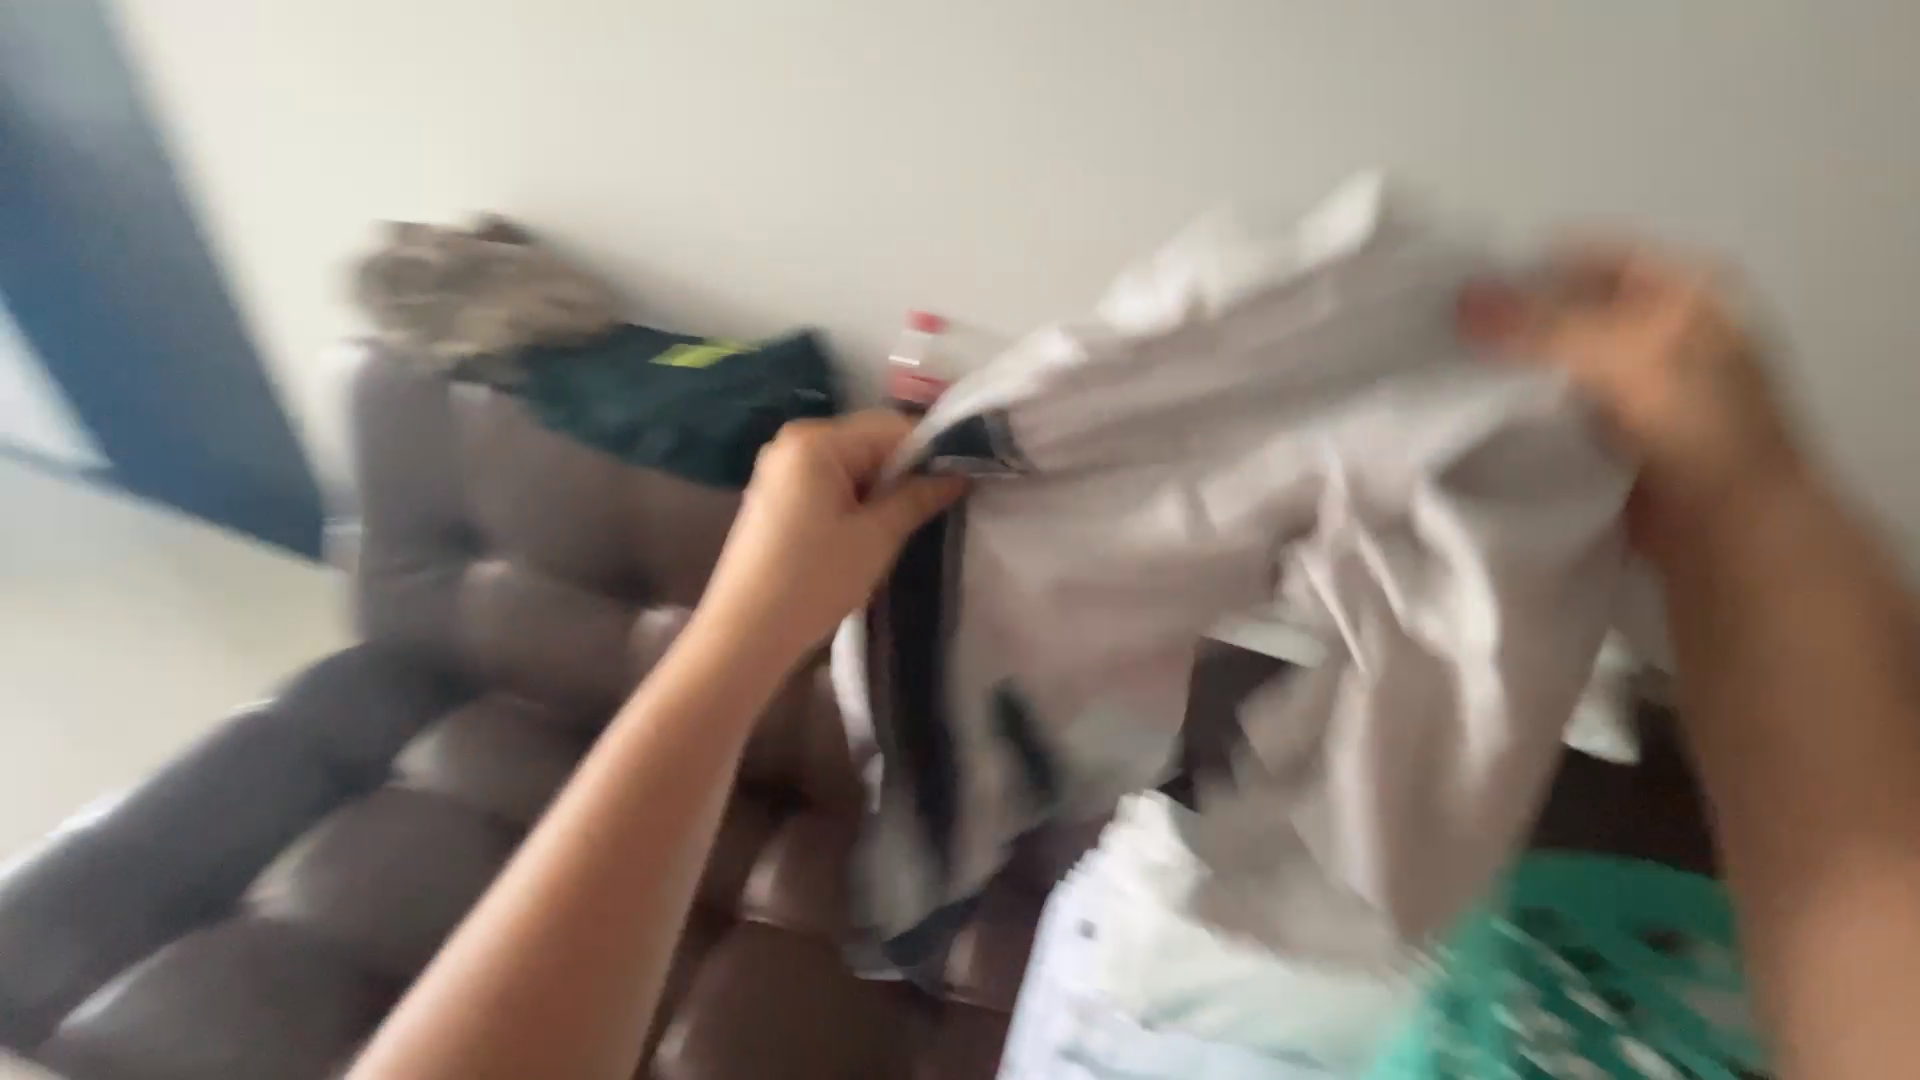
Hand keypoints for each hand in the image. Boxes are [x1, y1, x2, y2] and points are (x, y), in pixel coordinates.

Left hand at [690, 410, 966, 665]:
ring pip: (850, 464)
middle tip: (935, 505)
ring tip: (902, 523)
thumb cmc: (814, 580)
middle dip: (904, 470)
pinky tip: (866, 530)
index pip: (891, 427)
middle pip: (868, 441)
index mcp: (816, 441)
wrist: (747, 633)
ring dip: (880, 487)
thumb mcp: (877, 537)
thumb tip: (958, 475)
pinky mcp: (775, 494)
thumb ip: (918, 497)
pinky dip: (854, 498)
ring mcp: (779, 468)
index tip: (960, 479)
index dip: (931, 450)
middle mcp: (793, 442)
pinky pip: (828, 481)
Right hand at [1459, 239, 1810, 554]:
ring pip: (1535, 358)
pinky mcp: (1586, 427)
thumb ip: (1544, 327)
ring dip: (1491, 367)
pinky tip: (1457, 408)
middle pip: (1549, 309)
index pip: (1575, 257)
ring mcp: (1613, 381)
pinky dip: (1498, 404)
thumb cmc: (1700, 428)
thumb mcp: (1631, 357)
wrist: (1725, 528)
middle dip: (1492, 323)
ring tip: (1429, 371)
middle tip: (1425, 337)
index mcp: (1674, 289)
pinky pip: (1531, 402)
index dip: (1513, 269)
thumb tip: (1459, 300)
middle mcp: (1641, 327)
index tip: (1447, 292)